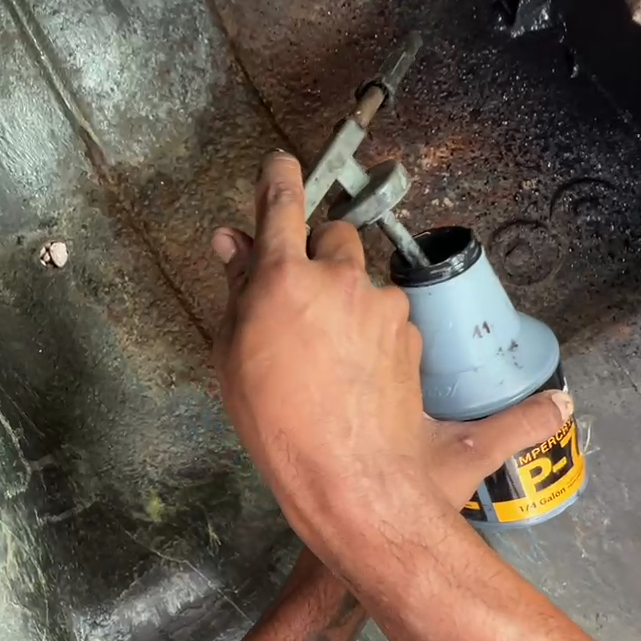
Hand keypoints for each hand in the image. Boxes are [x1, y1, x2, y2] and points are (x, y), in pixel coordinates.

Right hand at [211, 151, 571, 560]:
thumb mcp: (233, 356)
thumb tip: (230, 242)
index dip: (277, 180)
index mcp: (284, 278)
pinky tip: (360, 374)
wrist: (349, 476)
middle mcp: (339, 278)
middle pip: (333, 238)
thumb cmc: (273, 421)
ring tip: (332, 357)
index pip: (281, 206)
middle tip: (301, 301)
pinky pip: (386, 317)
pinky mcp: (411, 333)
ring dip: (347, 300)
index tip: (279, 165)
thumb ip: (235, 290)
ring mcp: (382, 304)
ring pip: (362, 282)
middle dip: (319, 256)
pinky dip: (371, 330)